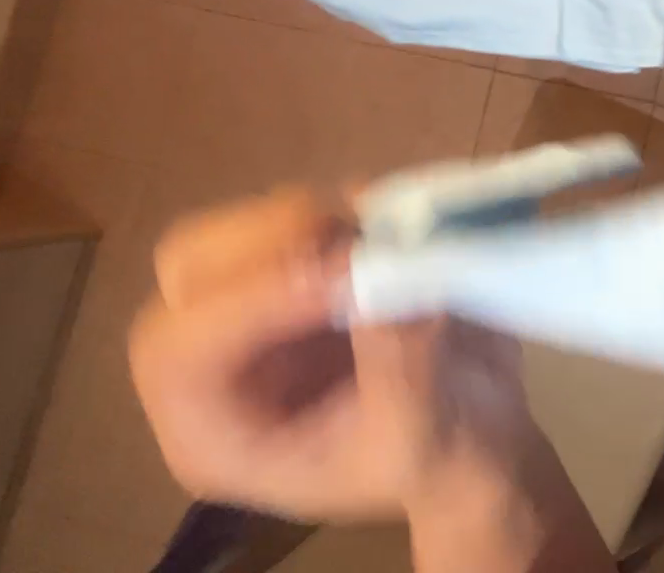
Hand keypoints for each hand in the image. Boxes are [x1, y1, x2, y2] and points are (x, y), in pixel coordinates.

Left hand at [128, 187, 537, 521]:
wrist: (481, 437)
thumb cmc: (441, 460)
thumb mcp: (417, 435)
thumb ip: (397, 363)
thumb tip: (389, 274)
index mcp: (223, 429)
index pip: (182, 352)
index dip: (252, 301)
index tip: (347, 275)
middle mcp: (232, 356)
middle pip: (195, 270)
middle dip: (271, 241)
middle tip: (356, 240)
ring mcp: (275, 304)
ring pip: (245, 227)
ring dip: (318, 216)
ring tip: (390, 233)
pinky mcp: (324, 265)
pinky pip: (316, 212)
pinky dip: (356, 203)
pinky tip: (403, 223)